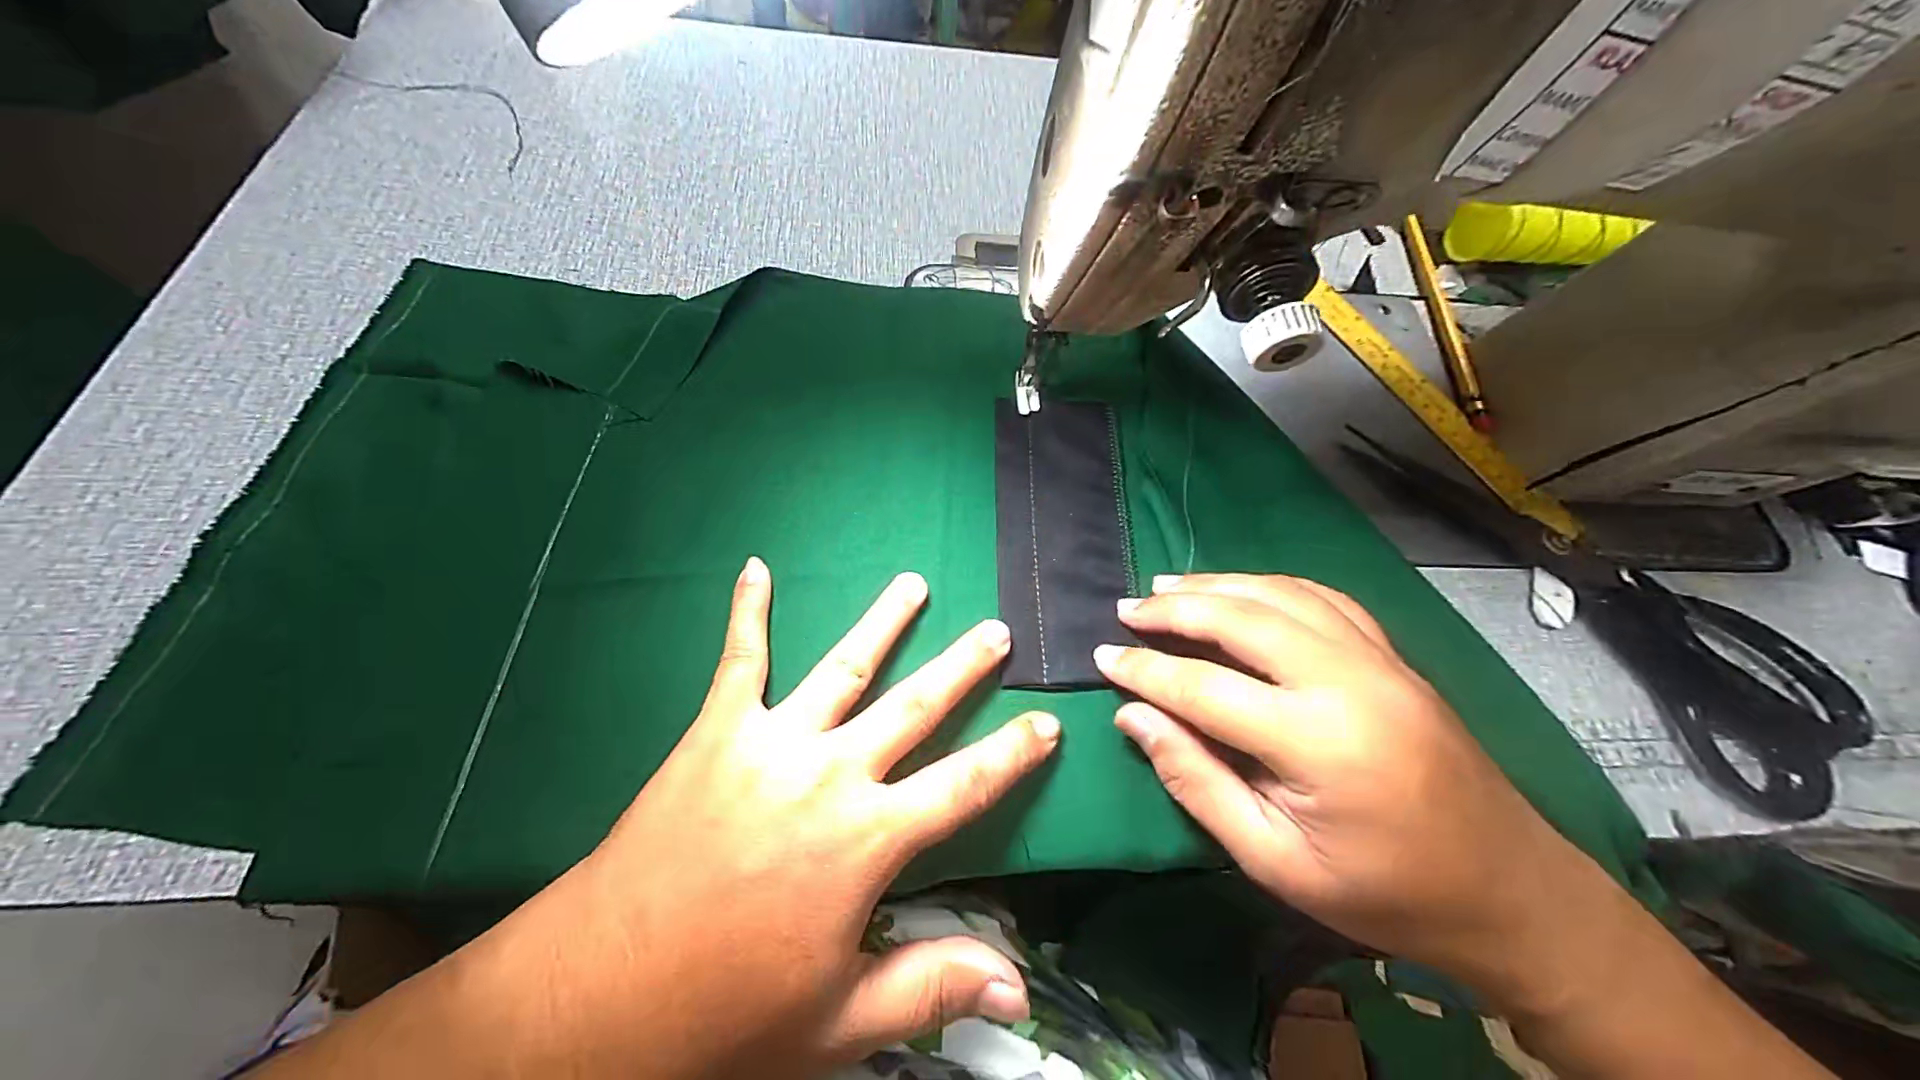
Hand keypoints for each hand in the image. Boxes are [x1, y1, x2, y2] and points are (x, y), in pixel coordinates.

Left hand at [264, 559, 1058, 1079]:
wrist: (600, 992)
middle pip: (915, 707)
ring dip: (882, 624)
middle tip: (995, 630)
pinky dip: (748, 613)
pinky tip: (756, 569)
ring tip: (913, 584)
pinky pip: (739, 661)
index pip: (964, 785)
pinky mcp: (716, 733)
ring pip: (843, 669)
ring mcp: (771, 744)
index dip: (1012, 753)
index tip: (1046, 721)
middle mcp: (830, 775)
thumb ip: (932, 986)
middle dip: (961, 667)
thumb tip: (1020, 990)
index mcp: (868, 840)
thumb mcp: (841, 1019)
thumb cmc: (728, 1010)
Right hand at [1095, 574, 1834, 1078]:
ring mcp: (1380, 661)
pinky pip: (1325, 599)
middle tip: (1127, 609)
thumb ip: (1197, 781)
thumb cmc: (1383, 893)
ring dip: (1220, 584)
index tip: (1101, 659)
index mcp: (1318, 741)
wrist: (1512, 893)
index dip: (1144, 671)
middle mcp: (1349, 682)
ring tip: (1168, 586)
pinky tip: (1243, 589)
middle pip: (1243, 619)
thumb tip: (1134, 716)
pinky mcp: (1396, 658)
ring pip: (1284, 595)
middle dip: (1176, 610)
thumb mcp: (1274, 860)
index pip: (1204, 688)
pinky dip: (1272, 585)